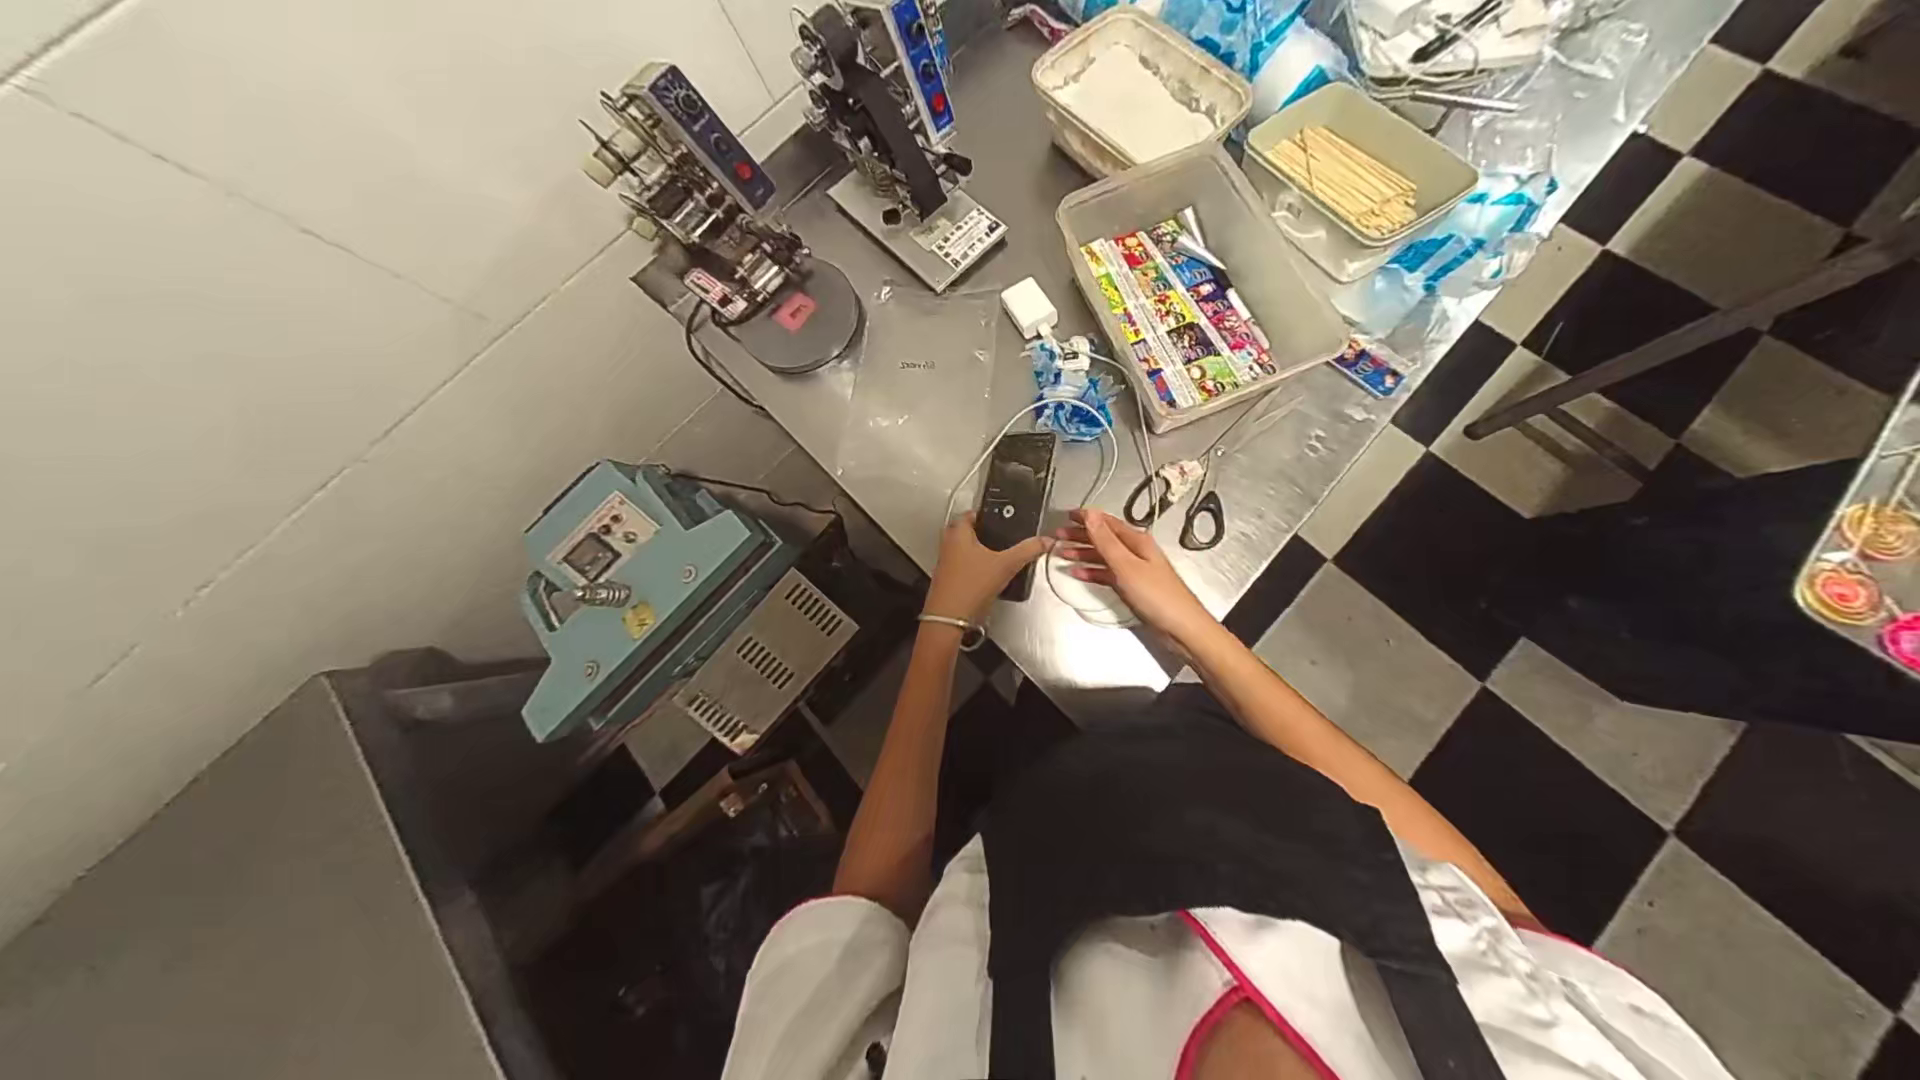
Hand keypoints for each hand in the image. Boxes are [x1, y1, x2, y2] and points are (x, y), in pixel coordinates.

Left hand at [923, 512, 1051, 622]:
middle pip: (969, 530)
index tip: (1001, 517)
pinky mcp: (947, 577)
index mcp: (958, 532)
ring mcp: (945, 561)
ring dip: (980, 550)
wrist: (950, 617)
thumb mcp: (1006, 565)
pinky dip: (975, 566)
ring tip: (998, 556)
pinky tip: (988, 575)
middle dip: (985, 533)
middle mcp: (948, 543)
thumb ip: (1027, 550)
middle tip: (1002, 536)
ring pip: (965, 548)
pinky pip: (963, 565)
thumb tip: (1043, 541)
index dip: (988, 514)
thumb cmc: (969, 586)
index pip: (972, 513)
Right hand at [1054, 508, 1217, 645]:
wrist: (1180, 627)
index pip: (1106, 522)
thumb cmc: (1159, 596)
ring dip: (1083, 553)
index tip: (1069, 515)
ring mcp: (1134, 569)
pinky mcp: (1132, 586)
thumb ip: (1106, 541)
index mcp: (1137, 541)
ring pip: (1103, 556)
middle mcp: (1136, 552)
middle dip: (1080, 535)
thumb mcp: (1126, 565)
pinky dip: (1092, 572)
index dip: (1086, 518)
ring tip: (1063, 552)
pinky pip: (1107, 574)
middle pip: (1103, 538)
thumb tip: (1091, 515)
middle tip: (1060, 534)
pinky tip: (1079, 573)